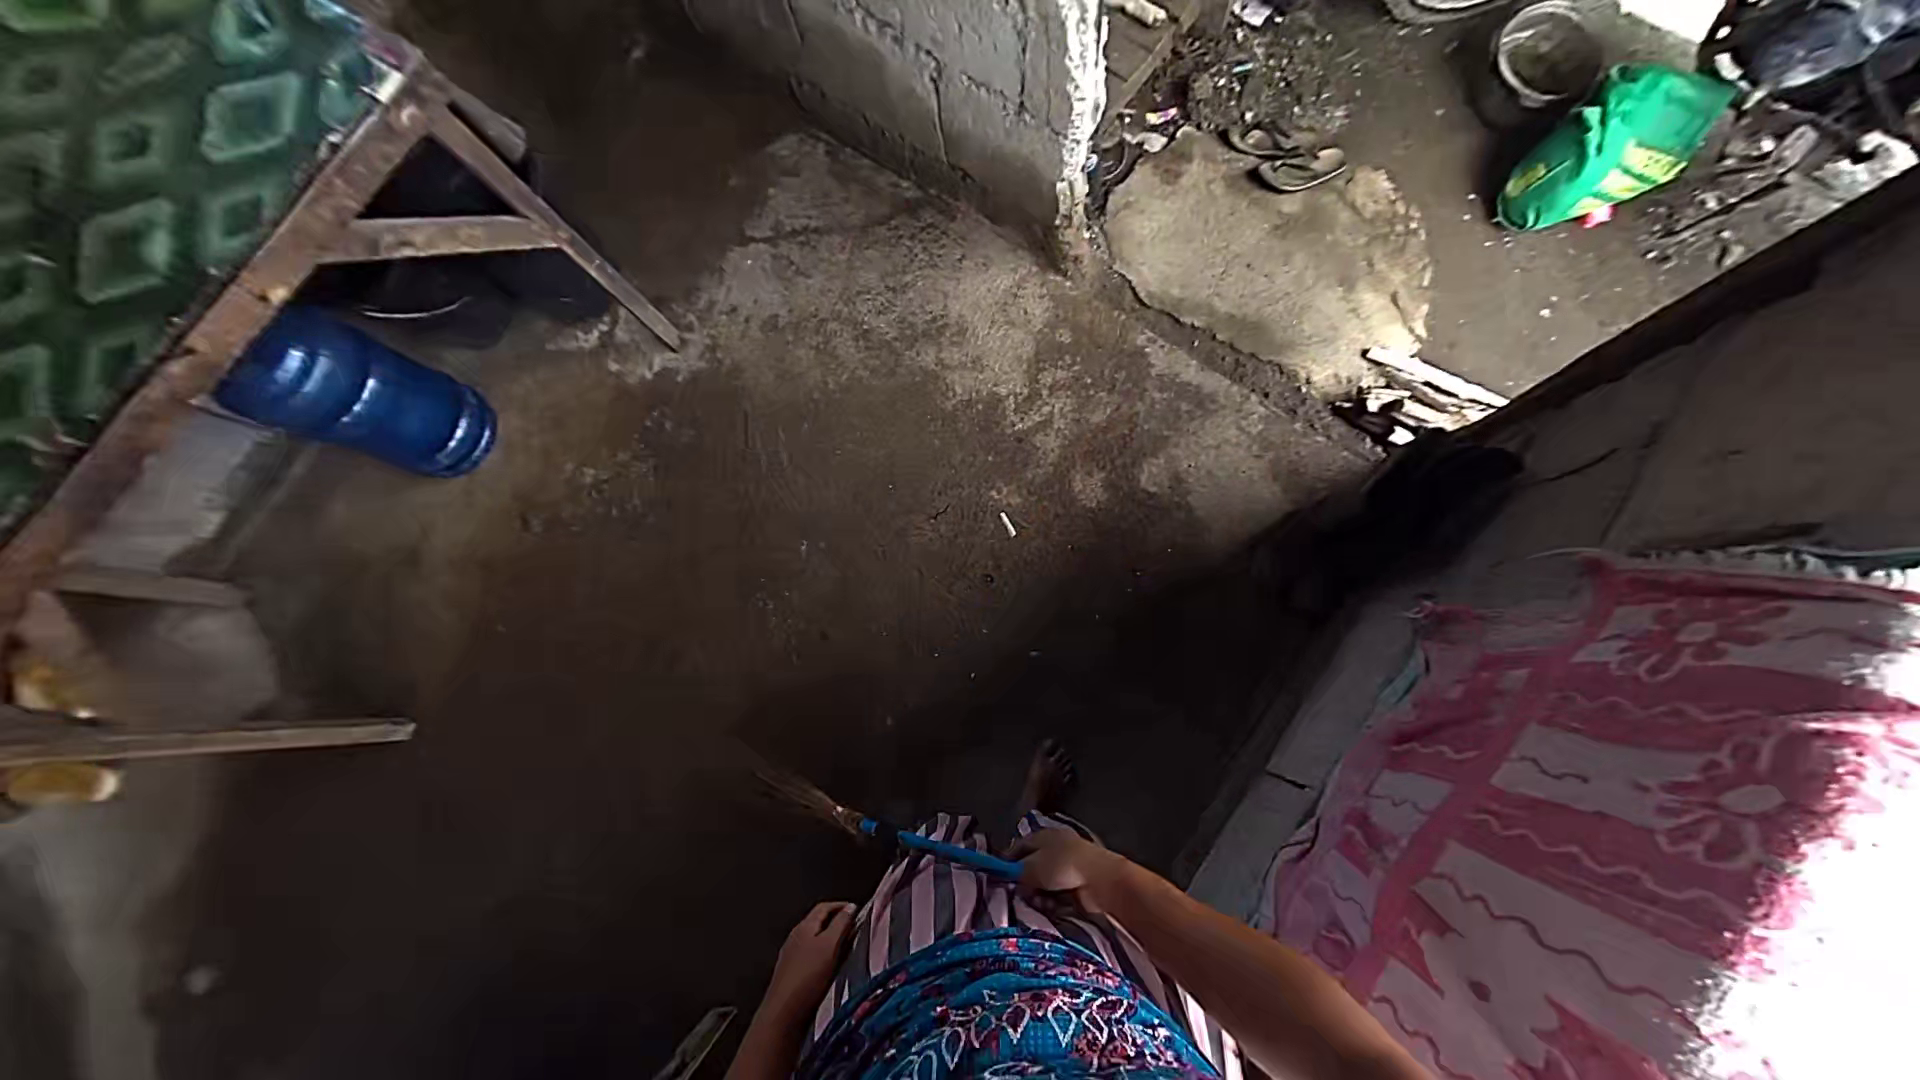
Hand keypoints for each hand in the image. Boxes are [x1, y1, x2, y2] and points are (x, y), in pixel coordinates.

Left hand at [764, 901, 856, 1012]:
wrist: (782, 1017)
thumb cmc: (807, 978)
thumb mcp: (830, 946)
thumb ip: (841, 924)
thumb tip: (850, 907)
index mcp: (804, 926)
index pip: (824, 907)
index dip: (842, 906)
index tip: (857, 912)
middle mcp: (795, 937)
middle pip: (819, 922)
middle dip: (837, 923)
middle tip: (854, 930)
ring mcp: (791, 956)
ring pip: (815, 940)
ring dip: (831, 941)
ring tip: (846, 949)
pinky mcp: (791, 975)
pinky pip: (811, 957)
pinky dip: (824, 956)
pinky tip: (830, 969)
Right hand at [1011, 828, 1129, 910]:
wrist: (1099, 879)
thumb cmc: (1061, 866)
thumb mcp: (1031, 867)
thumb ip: (1016, 871)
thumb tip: (1009, 875)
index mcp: (1042, 836)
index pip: (1019, 846)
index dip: (1008, 861)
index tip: (1000, 878)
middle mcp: (1054, 849)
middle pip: (1031, 867)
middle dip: (1025, 883)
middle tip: (1022, 895)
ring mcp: (1066, 867)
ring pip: (1043, 884)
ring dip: (1038, 896)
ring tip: (1040, 903)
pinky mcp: (1076, 885)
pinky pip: (1056, 894)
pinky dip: (1052, 901)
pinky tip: (1052, 906)